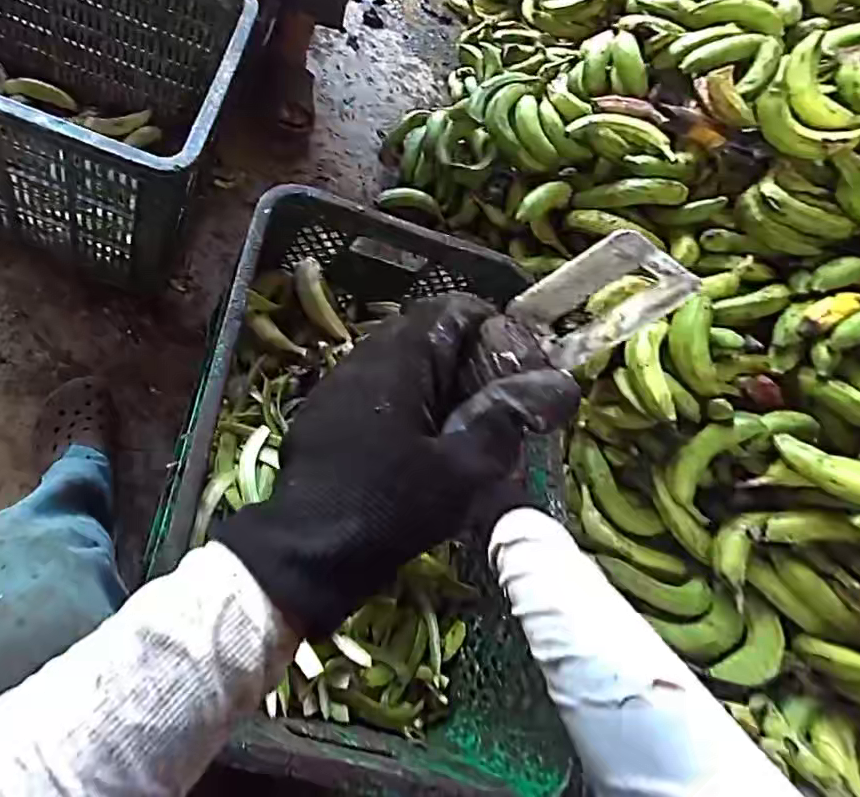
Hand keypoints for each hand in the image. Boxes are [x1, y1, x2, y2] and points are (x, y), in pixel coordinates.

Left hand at [215, 293, 578, 636]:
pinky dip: (406, 398)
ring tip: (464, 419)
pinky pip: (376, 385)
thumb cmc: (388, 507)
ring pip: (400, 360)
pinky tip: (419, 438)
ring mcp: (339, 381)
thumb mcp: (461, 471)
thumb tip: (554, 386)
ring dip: (437, 379)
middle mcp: (365, 356)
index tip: (518, 362)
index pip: (452, 308)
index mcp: (399, 358)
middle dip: (468, 356)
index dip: (493, 327)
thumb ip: (505, 421)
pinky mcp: (326, 409)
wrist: (305, 549)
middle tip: (498, 395)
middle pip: (426, 331)